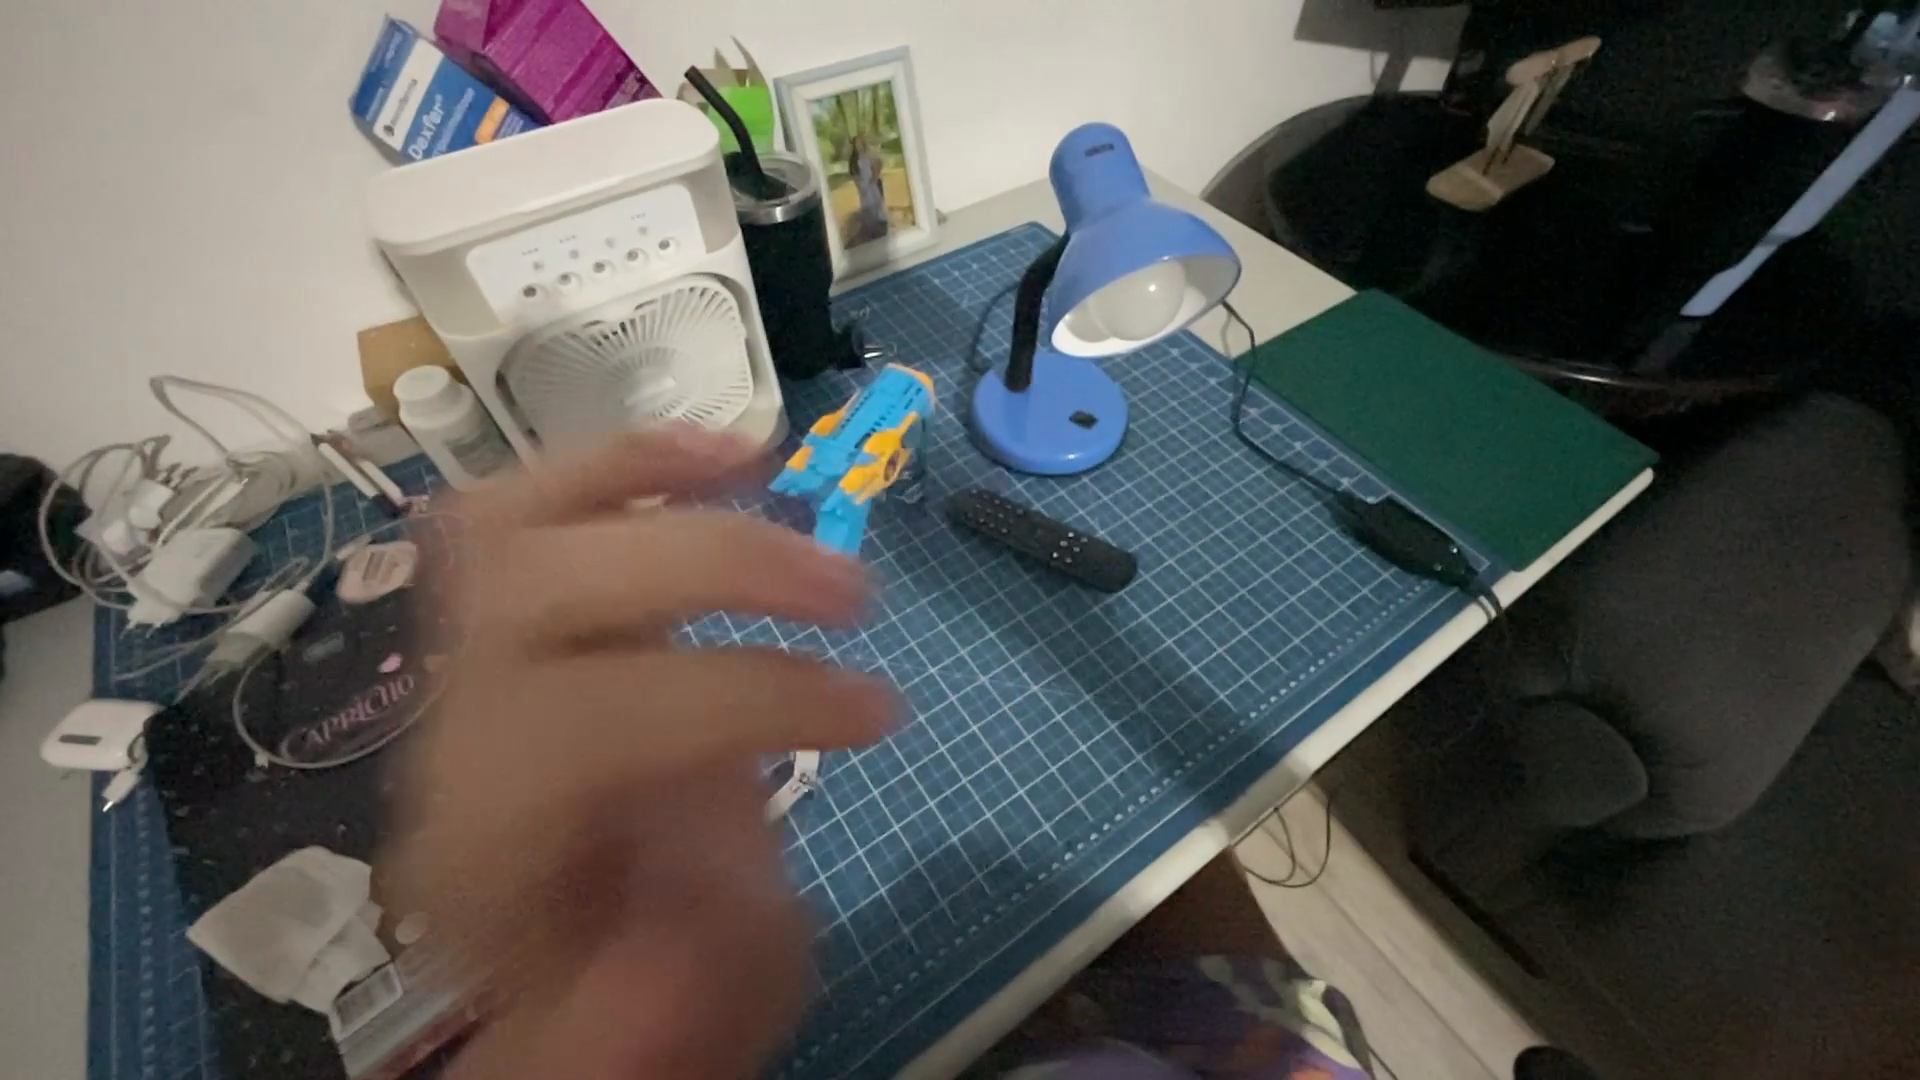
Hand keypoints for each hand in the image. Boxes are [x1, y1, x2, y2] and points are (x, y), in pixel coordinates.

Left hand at [386, 428, 898, 1078]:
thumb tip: (702, 907)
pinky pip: (536, 501)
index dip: (751, 694)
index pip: (593, 720)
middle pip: (552, 587)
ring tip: (774, 468)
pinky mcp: (514, 604)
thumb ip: (663, 995)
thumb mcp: (654, 1026)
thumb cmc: (616, 970)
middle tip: (857, 593)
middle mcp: (456, 723)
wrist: (562, 925)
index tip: (881, 711)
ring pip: (517, 519)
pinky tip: (721, 452)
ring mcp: (475, 648)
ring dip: (656, 477)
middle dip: (726, 568)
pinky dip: (630, 459)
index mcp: (486, 839)